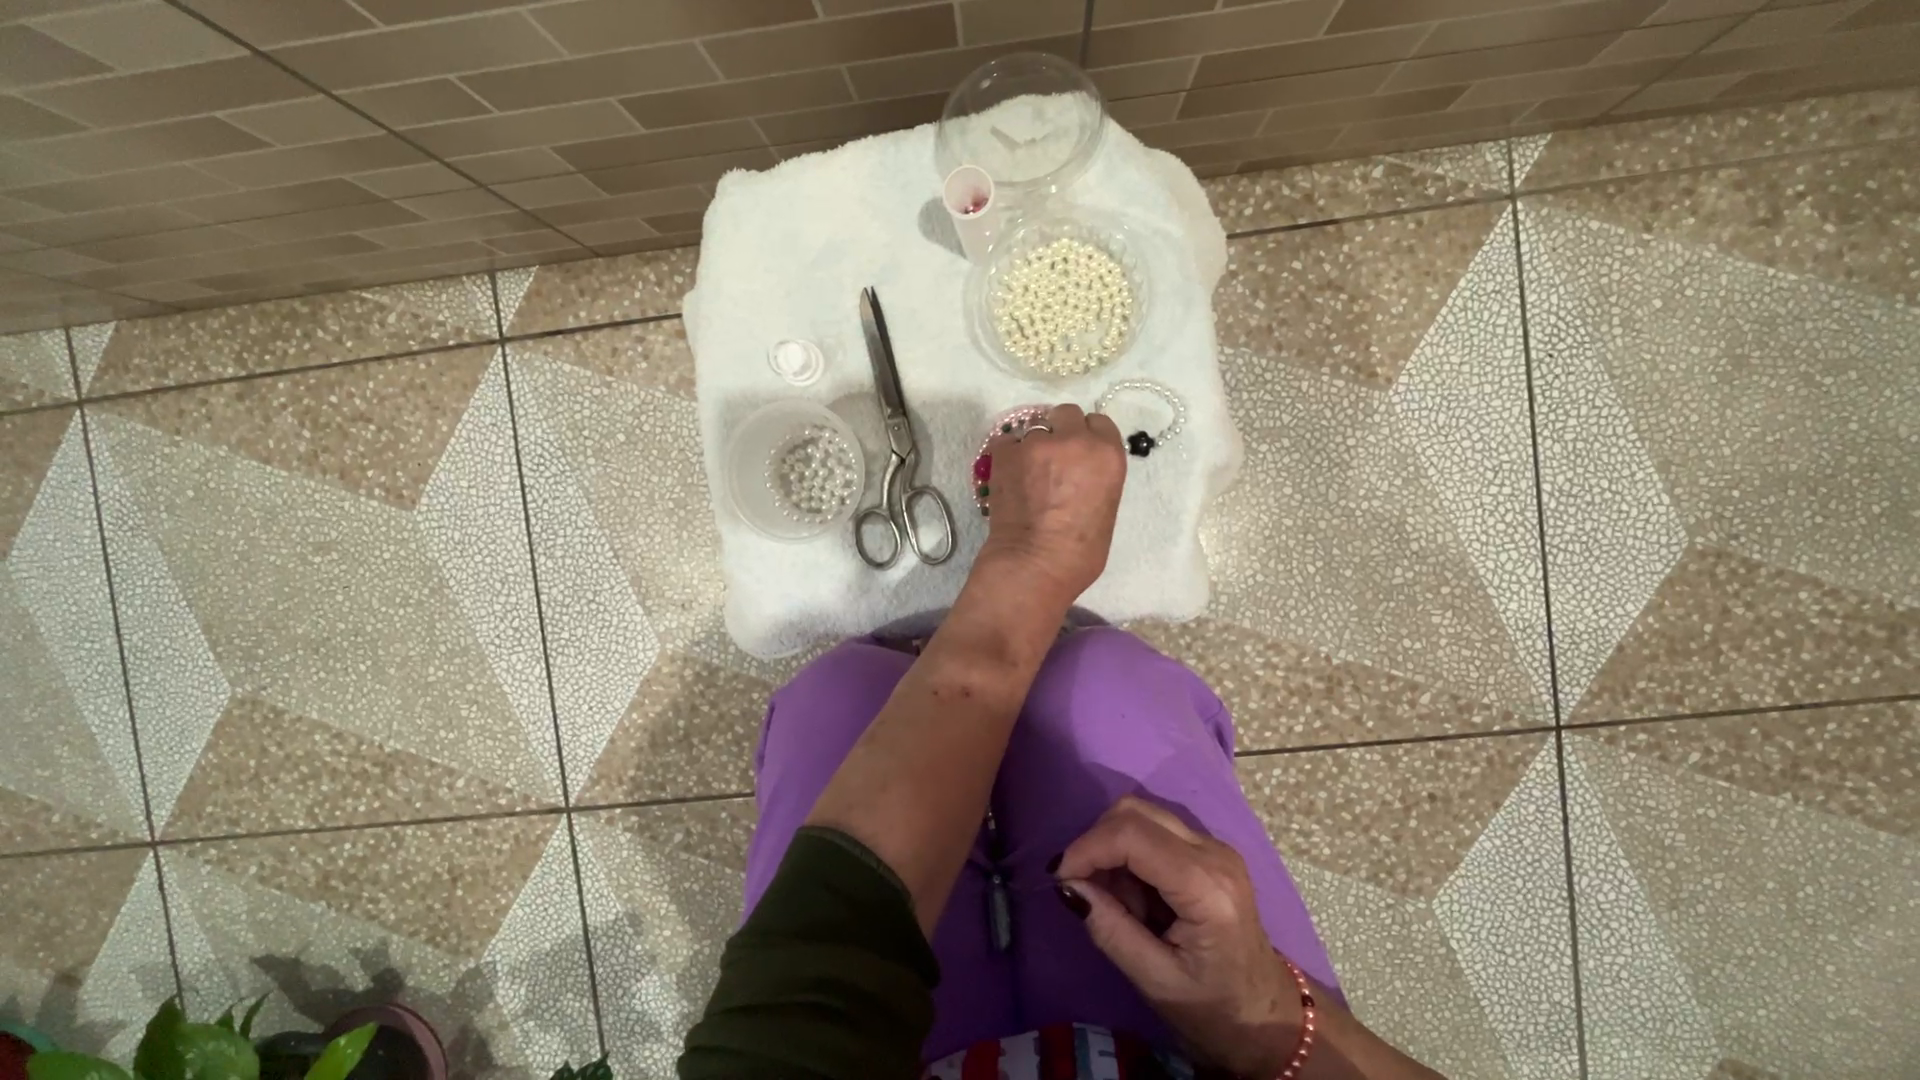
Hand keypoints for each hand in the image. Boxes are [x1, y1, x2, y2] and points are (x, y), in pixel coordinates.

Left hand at [977, 403, 1125, 601]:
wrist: (1034, 563)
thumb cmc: (1080, 552)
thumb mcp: (1107, 507)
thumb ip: (1096, 476)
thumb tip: (1078, 472)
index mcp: (1107, 454)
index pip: (1099, 422)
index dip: (1087, 435)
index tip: (1078, 452)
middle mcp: (1074, 439)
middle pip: (1067, 414)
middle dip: (1060, 430)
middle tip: (1052, 457)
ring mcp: (1036, 442)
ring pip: (1035, 426)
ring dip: (1034, 443)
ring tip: (1028, 470)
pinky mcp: (1005, 452)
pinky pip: (1007, 441)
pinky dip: (1009, 454)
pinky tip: (1010, 476)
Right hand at [1057, 796, 1302, 1078]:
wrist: (1270, 1016)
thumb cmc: (1215, 1009)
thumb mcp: (1155, 981)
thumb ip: (1110, 929)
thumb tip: (1067, 885)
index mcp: (1207, 888)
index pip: (1133, 835)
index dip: (1088, 848)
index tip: (1060, 879)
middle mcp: (1214, 852)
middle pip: (1135, 812)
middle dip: (1097, 843)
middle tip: (1083, 888)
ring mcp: (1214, 846)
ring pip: (1142, 815)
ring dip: (1113, 847)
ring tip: (1114, 898)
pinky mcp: (1208, 850)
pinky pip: (1154, 829)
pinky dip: (1129, 852)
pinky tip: (1133, 894)